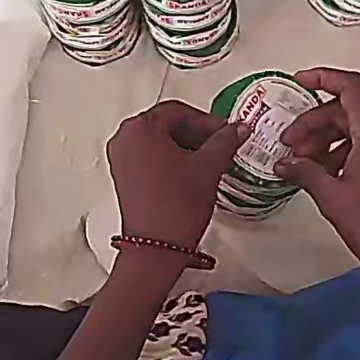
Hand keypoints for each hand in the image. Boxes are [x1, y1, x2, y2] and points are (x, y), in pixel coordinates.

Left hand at [107, 101, 246, 257]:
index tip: (227, 131)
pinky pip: (150, 156)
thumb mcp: (208, 167)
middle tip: (222, 143)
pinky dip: (172, 158)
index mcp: (140, 128)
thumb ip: (225, 141)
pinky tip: (193, 171)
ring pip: (158, 141)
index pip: (177, 111)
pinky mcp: (123, 177)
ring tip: (211, 158)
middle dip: (196, 132)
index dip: (206, 120)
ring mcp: (121, 158)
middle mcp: (124, 138)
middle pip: (165, 124)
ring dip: (186, 145)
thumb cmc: (178, 204)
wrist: (157, 248)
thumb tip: (239, 128)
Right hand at [275, 68, 359, 309]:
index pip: (350, 87)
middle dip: (314, 123)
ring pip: (356, 130)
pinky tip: (323, 176)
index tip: (297, 82)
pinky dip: (342, 154)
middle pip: (348, 111)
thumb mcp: (332, 196)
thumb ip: (304, 172)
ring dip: (326, 141)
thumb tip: (283, 163)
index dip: (322, 78)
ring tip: (302, 165)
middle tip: (288, 145)